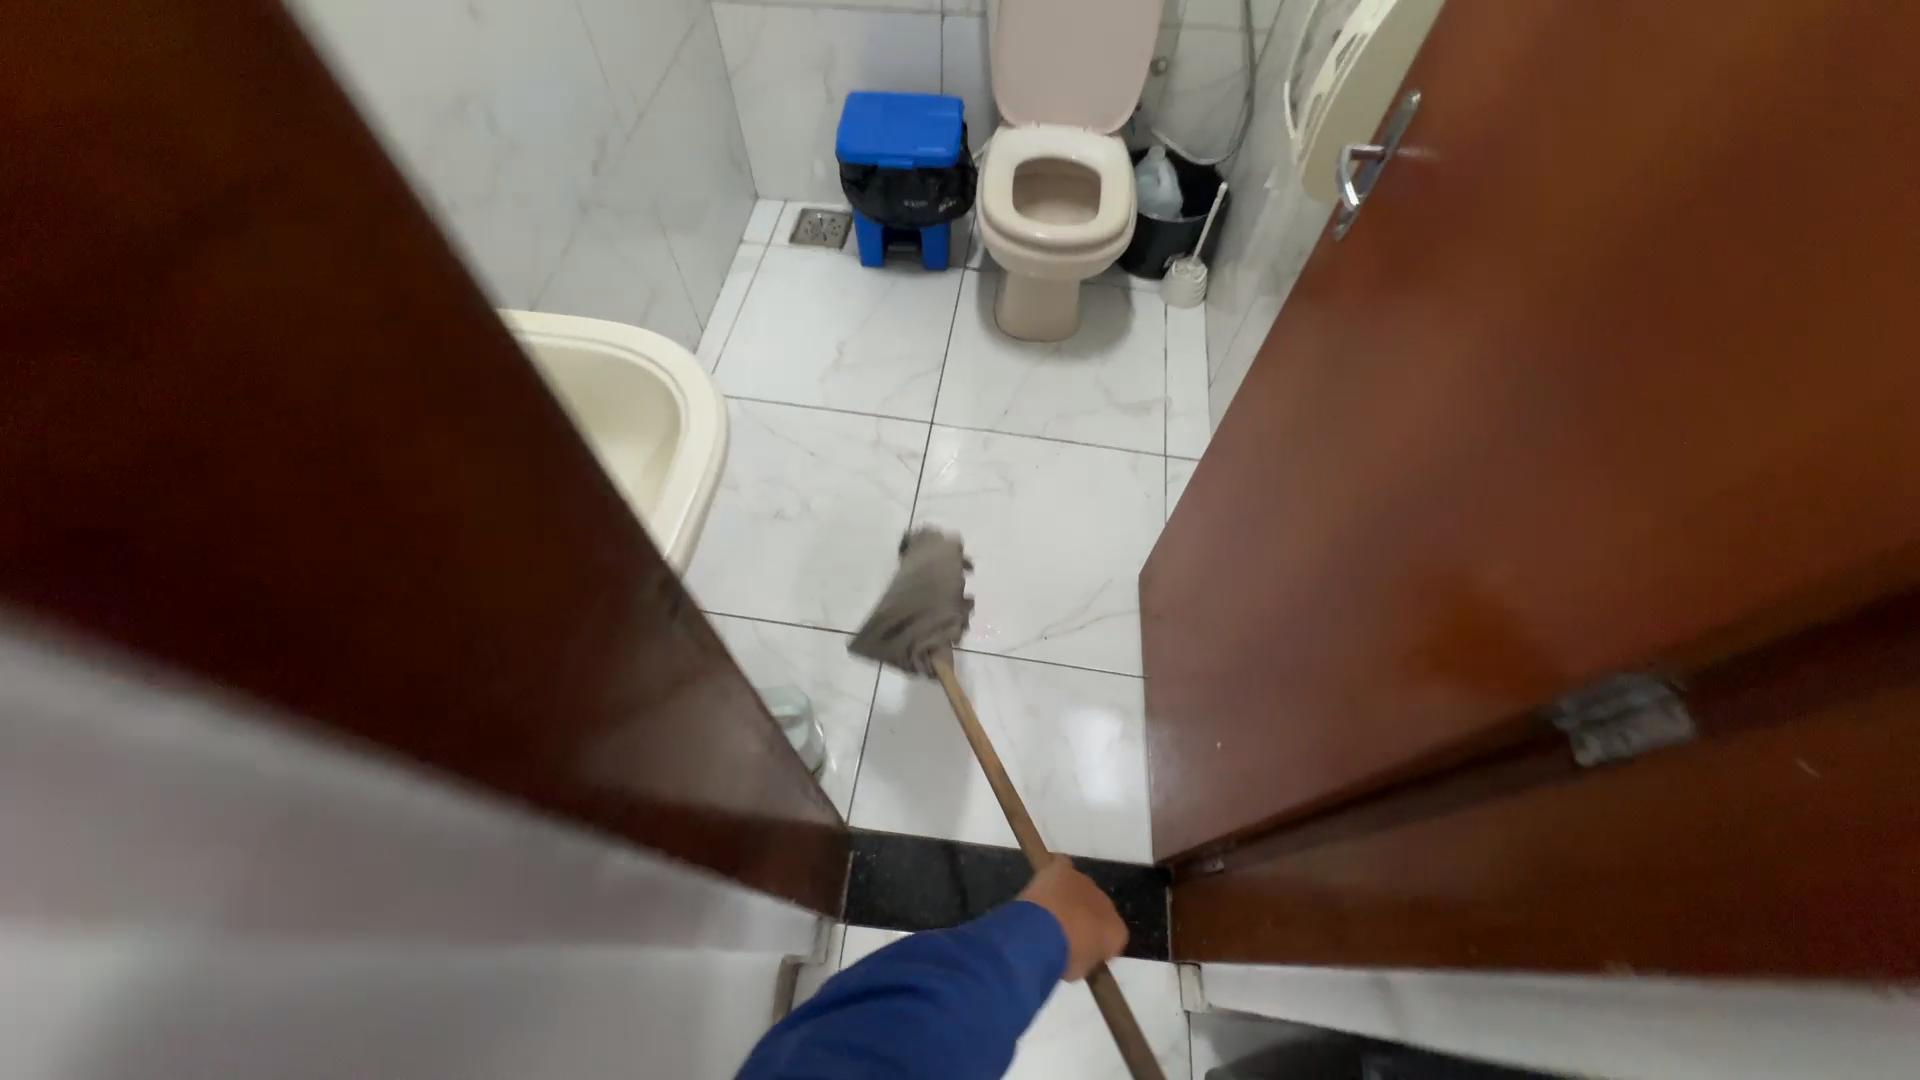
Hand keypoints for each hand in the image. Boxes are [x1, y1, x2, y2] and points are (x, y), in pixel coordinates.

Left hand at [1016, 855, 1127, 981]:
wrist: (1044, 932)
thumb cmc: (1063, 959)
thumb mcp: (1079, 970)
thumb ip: (1084, 959)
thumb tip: (1077, 953)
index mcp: (1117, 932)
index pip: (1112, 937)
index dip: (1095, 944)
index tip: (1080, 951)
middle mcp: (1108, 903)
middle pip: (1098, 909)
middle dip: (1084, 918)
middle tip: (1063, 932)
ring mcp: (1086, 883)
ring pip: (1081, 890)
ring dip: (1070, 898)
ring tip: (1050, 912)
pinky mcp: (1065, 869)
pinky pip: (1064, 867)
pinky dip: (1057, 875)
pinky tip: (1046, 886)